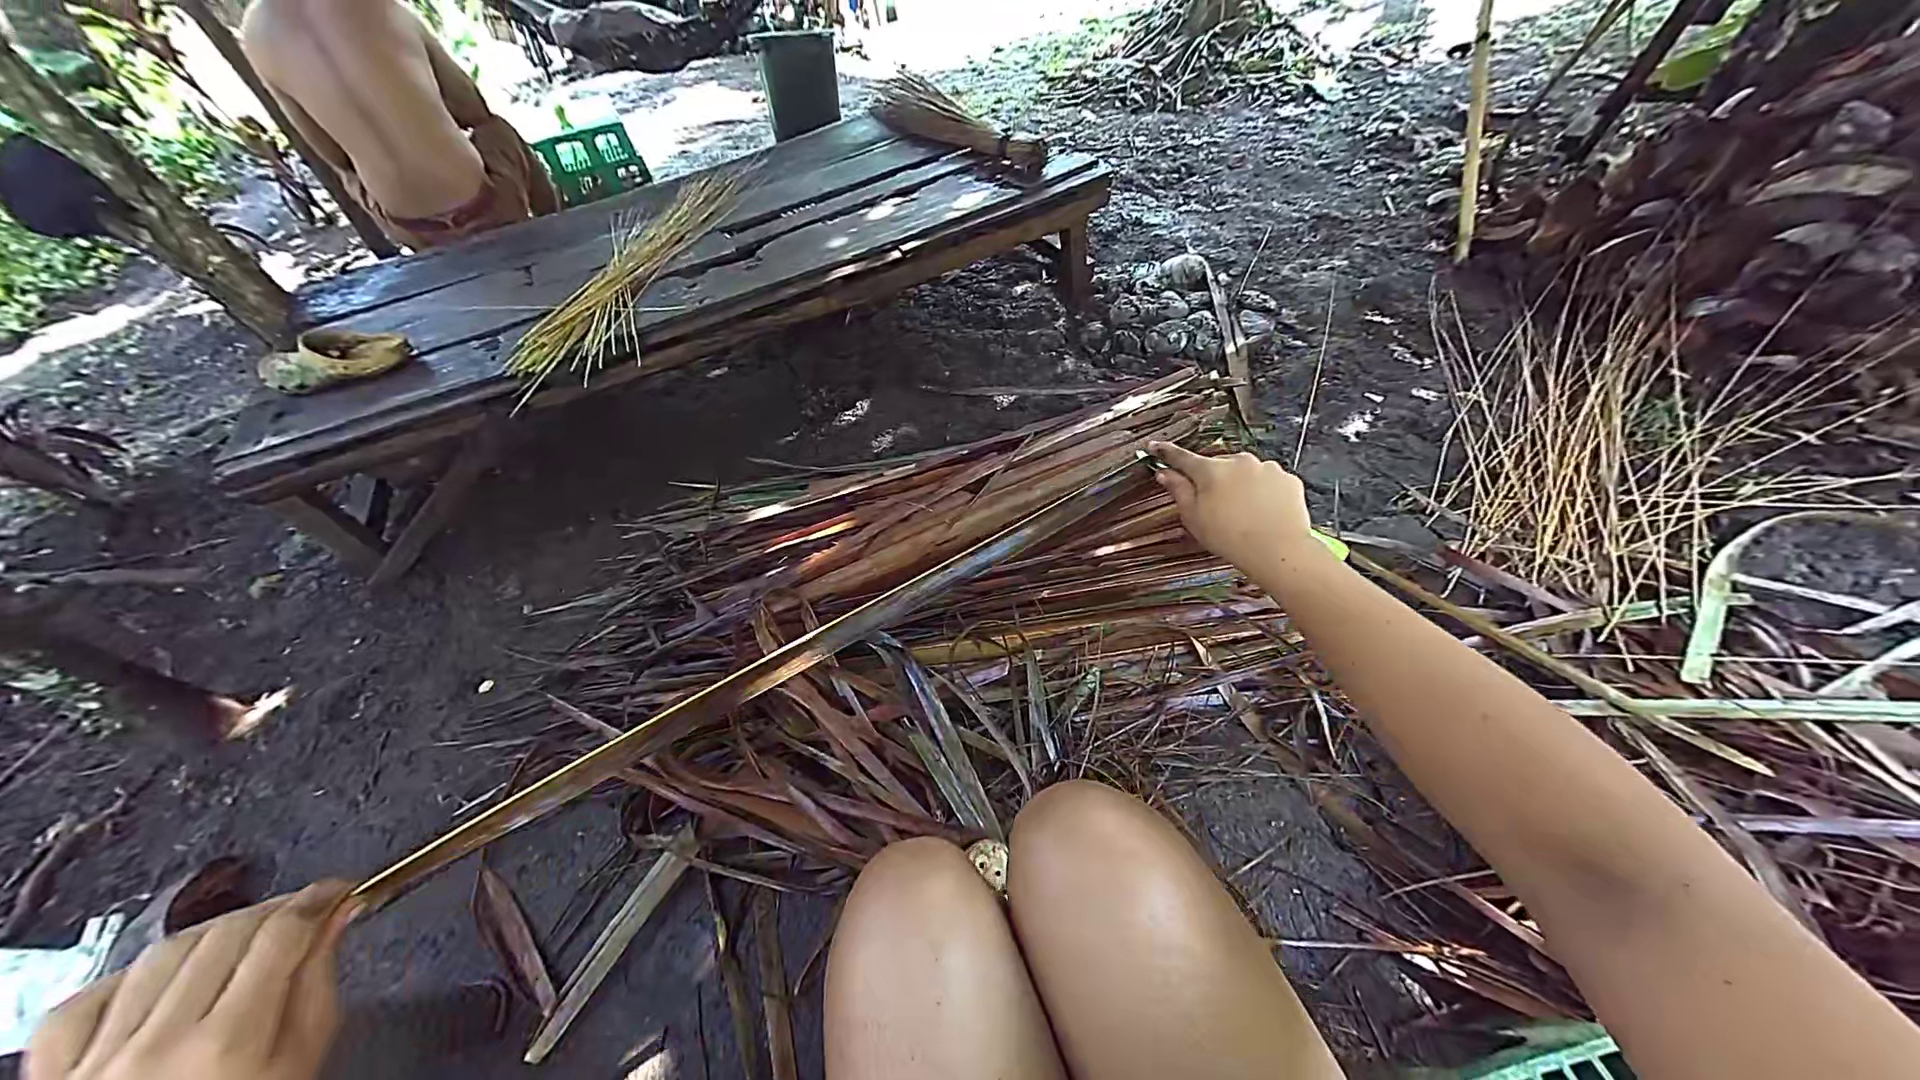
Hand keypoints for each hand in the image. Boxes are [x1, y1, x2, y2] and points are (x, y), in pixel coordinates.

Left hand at [27, 881, 353, 1079]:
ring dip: (215, 933)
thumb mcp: (303, 1057)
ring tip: (243, 940)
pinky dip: (130, 977)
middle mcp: (159, 1047)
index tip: (339, 890)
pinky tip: (162, 981)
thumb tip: (338, 915)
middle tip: (302, 911)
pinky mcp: (51, 1078)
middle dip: (274, 909)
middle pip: (226, 933)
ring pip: (163, 953)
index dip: (319, 898)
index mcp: (230, 1043)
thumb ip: (319, 981)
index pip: (283, 933)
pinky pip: (83, 1004)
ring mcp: (95, 1064)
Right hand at [1146, 442, 1322, 571]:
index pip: (1182, 457)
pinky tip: (1261, 512)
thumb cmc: (1230, 537)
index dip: (1166, 452)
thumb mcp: (1193, 517)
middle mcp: (1239, 462)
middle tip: (1213, 506)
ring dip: (1239, 486)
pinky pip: (1268, 481)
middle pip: (1218, 466)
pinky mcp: (1287, 479)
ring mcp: (1266, 468)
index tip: (1156, 447)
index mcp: (1211, 470)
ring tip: (1242, 514)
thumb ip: (1178, 491)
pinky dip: (1263, 492)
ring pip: (1245, 472)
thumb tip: (1165, 474)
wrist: (1277, 550)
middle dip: (1213, 480)